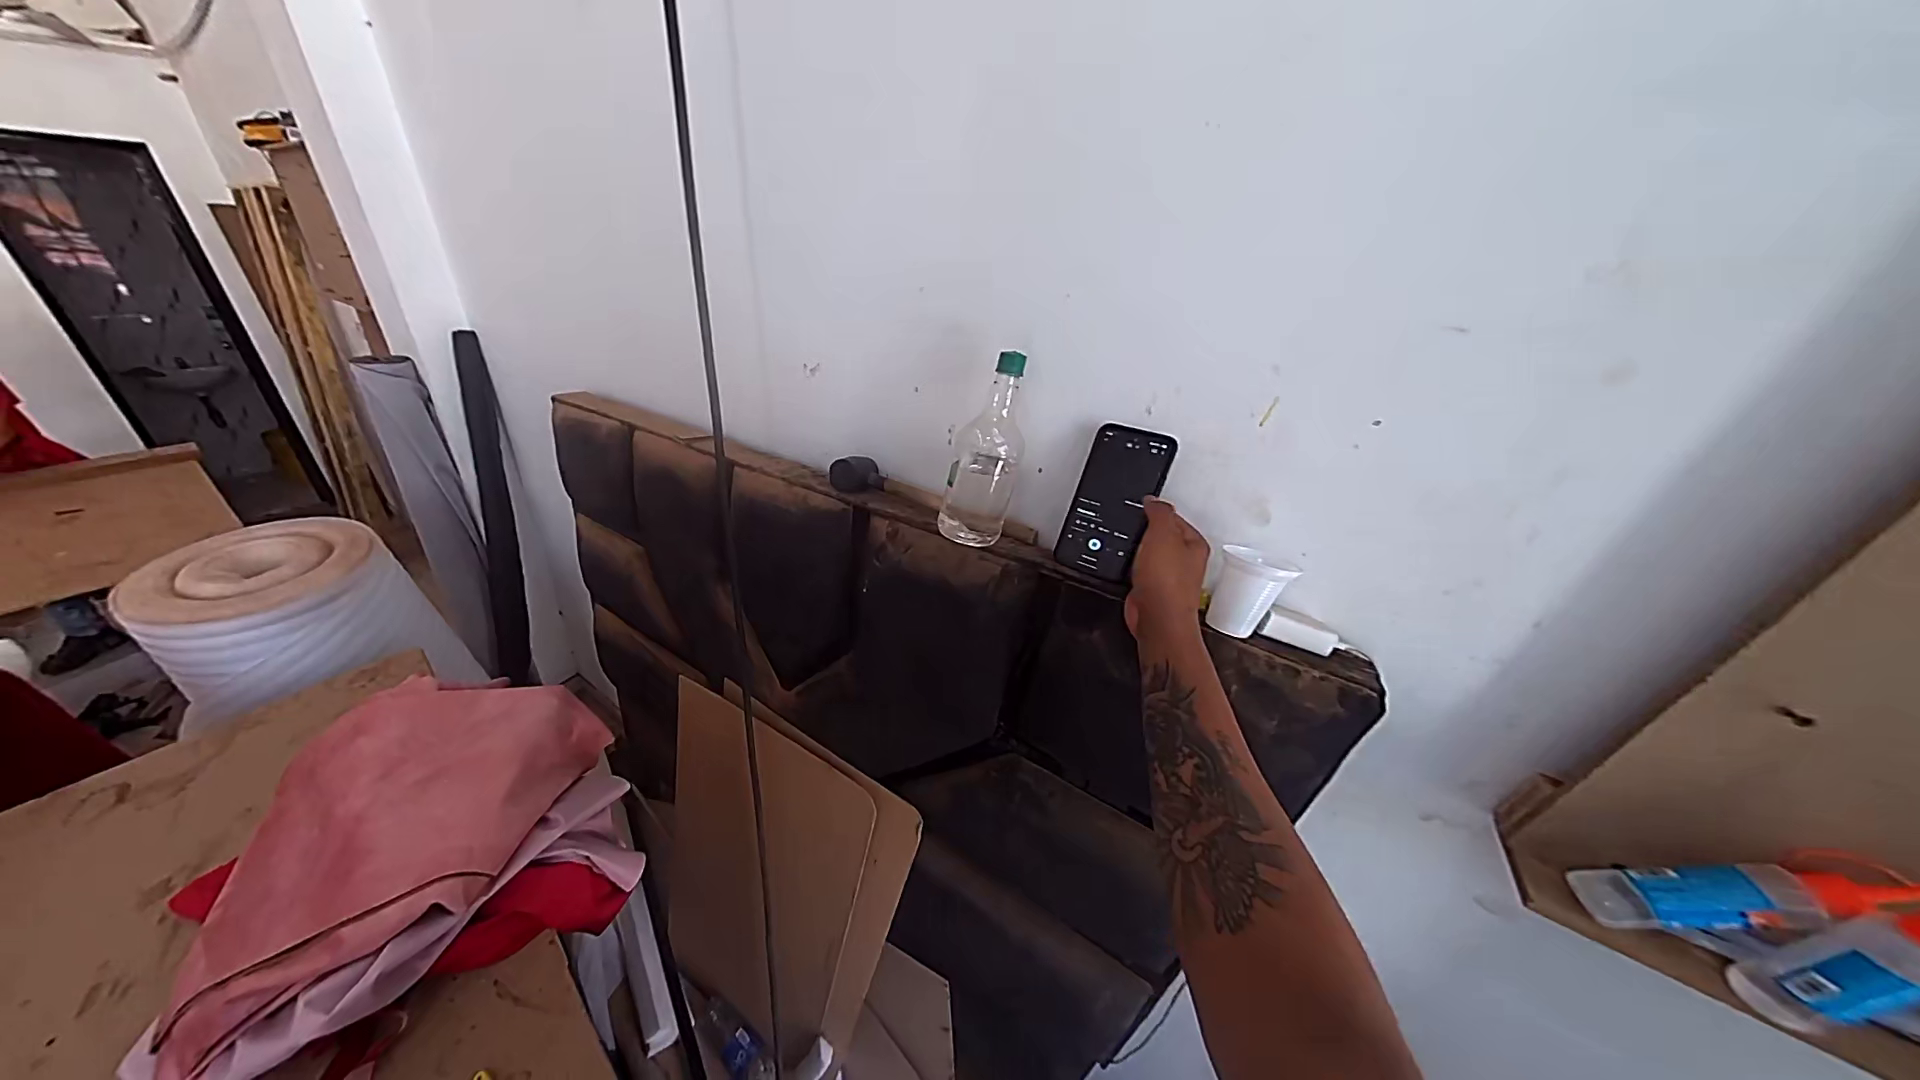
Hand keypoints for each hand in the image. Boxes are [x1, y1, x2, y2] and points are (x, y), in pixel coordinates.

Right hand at [1125, 497, 1209, 639]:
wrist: (1157, 618)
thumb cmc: (1167, 583)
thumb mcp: (1162, 534)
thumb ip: (1158, 513)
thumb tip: (1153, 501)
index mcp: (1194, 544)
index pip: (1175, 518)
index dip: (1156, 511)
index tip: (1144, 506)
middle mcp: (1186, 561)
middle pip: (1165, 537)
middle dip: (1149, 531)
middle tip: (1136, 524)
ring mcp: (1170, 577)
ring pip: (1153, 555)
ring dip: (1140, 551)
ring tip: (1132, 544)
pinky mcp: (1154, 590)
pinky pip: (1142, 572)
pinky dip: (1133, 567)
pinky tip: (1128, 566)